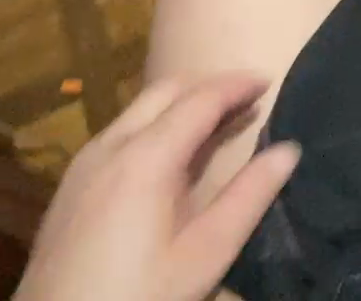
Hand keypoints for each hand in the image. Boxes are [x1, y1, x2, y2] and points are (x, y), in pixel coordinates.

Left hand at [14, 73, 299, 300]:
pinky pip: (122, 130)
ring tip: (219, 122)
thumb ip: (249, 196)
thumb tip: (289, 150)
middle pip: (167, 89)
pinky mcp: (72, 184)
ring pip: (141, 107)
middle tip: (248, 98)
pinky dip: (157, 122)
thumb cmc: (138, 297)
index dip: (238, 84)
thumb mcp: (204, 254)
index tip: (270, 81)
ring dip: (183, 103)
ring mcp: (85, 163)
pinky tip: (173, 154)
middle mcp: (111, 145)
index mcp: (145, 157)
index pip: (201, 98)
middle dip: (211, 85)